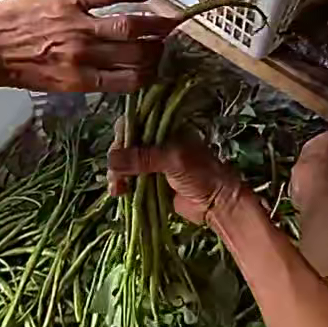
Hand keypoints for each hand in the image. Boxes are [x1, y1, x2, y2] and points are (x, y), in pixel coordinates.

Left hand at [0, 0, 177, 92]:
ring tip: (170, 22)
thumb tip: (117, 72)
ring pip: (130, 25)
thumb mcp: (53, 84)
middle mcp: (84, 55)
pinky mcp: (69, 1)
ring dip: (155, 24)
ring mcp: (78, 26)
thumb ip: (86, 78)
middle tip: (169, 44)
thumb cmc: (13, 69)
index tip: (162, 69)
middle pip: (137, 54)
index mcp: (80, 80)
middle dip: (159, 50)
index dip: (153, 75)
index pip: (131, 80)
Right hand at [108, 135, 251, 225]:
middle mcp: (157, 141)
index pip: (137, 122)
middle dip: (118, 159)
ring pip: (126, 162)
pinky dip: (122, 184)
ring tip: (117, 189)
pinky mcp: (150, 180)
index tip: (117, 151)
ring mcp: (153, 162)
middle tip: (116, 176)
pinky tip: (118, 192)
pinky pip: (130, 178)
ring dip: (117, 174)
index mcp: (166, 128)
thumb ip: (143, 158)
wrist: (216, 203)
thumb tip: (111, 159)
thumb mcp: (173, 160)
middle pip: (127, 143)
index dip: (124, 134)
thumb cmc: (201, 174)